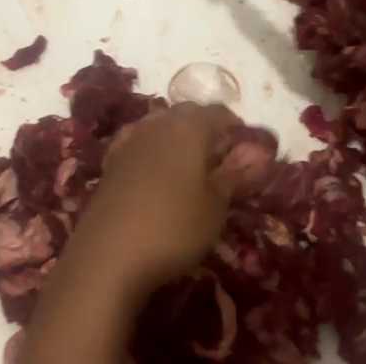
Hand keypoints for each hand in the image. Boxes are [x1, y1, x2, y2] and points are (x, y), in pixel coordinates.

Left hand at [74, 102, 242, 294]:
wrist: (108, 253)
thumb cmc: (173, 228)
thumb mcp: (215, 207)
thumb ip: (234, 176)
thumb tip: (257, 156)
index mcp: (188, 127)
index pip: (217, 112)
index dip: (234, 126)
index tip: (245, 146)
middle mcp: (158, 123)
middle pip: (187, 114)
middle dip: (205, 128)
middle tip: (220, 157)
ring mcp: (130, 139)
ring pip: (160, 124)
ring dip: (177, 136)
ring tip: (190, 165)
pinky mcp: (110, 160)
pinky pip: (138, 141)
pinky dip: (152, 148)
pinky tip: (155, 169)